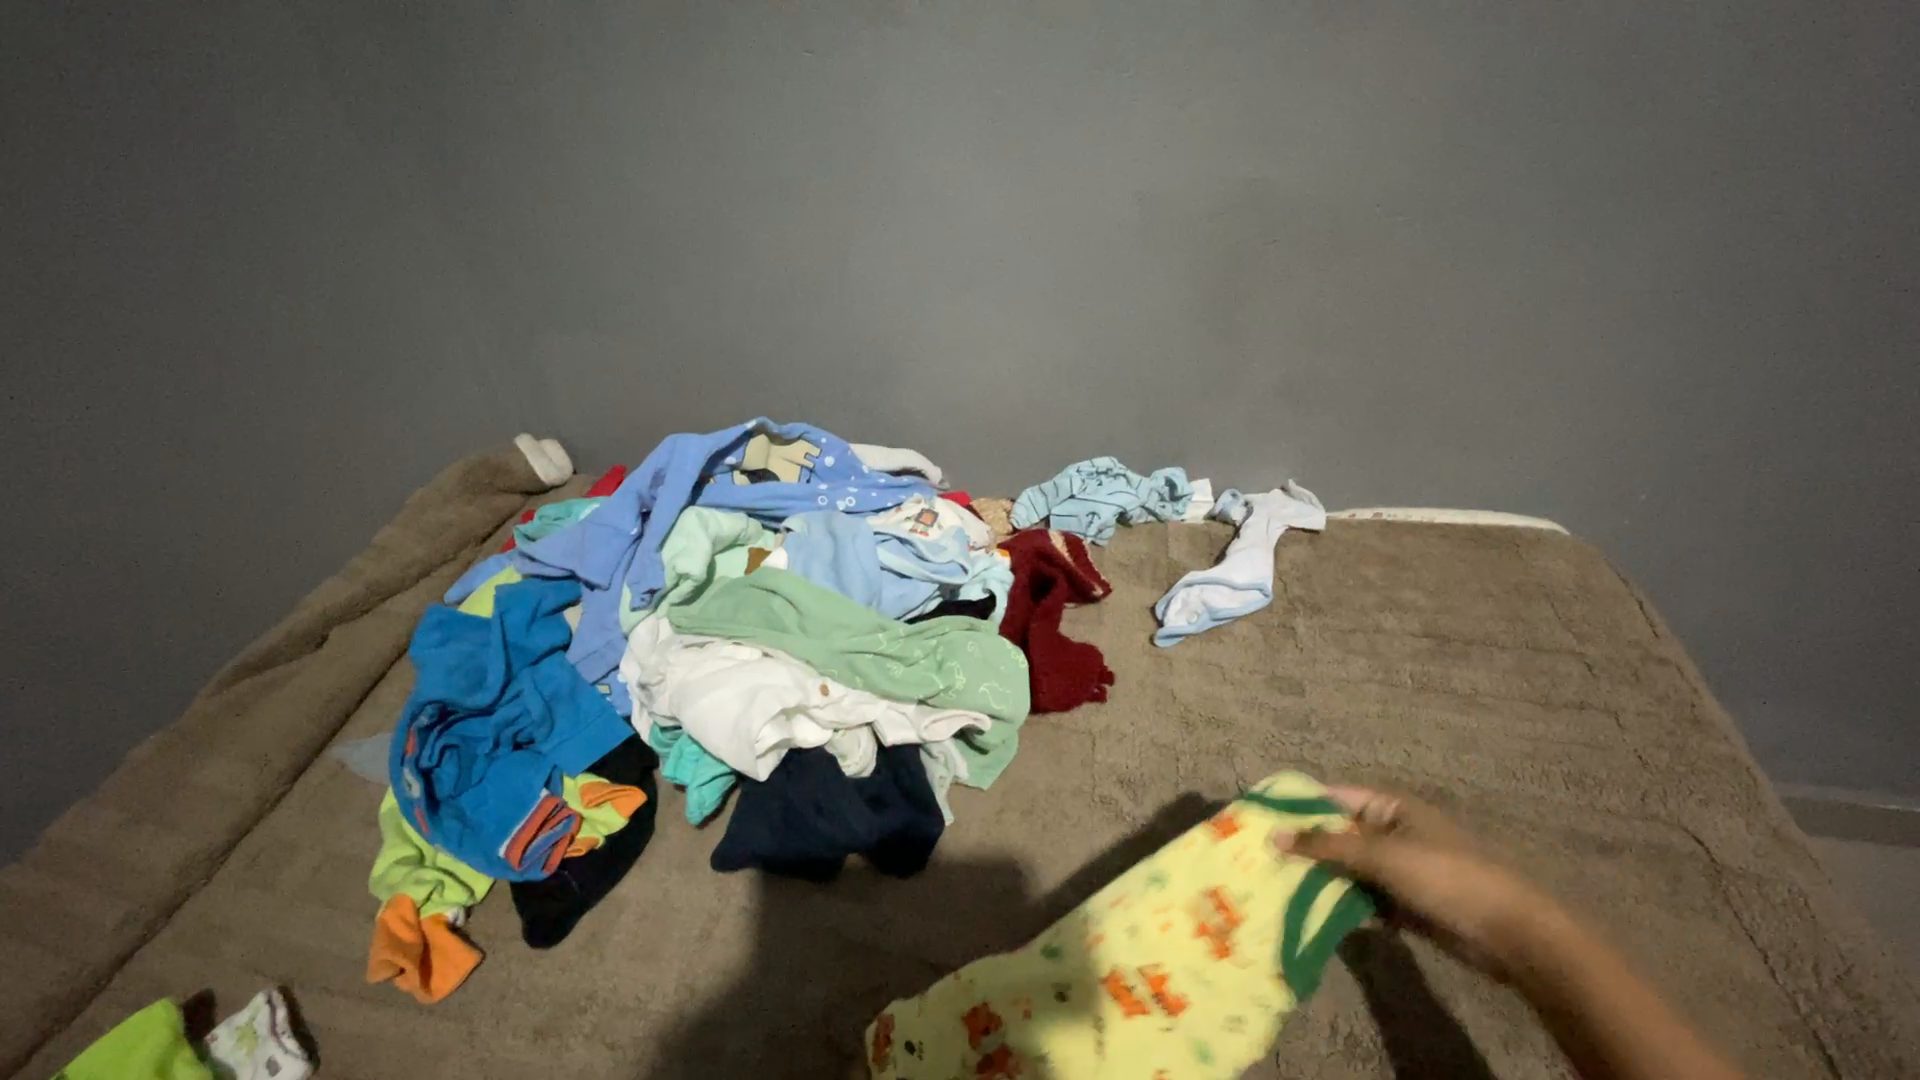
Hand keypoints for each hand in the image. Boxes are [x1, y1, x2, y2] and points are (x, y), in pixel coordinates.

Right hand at [1275, 785, 1562, 981]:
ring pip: (1346, 868)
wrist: (1510, 933)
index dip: (1295, 805)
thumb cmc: (1444, 876)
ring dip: (1319, 878)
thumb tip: (1274, 835)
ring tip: (1275, 887)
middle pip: (1335, 833)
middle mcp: (1389, 831)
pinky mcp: (1403, 901)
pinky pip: (1361, 896)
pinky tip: (1313, 913)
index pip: (1330, 797)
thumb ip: (1326, 845)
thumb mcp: (1381, 855)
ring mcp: (1397, 868)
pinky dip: (1341, 903)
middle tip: (1258, 858)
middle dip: (1302, 846)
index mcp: (1388, 807)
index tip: (1256, 817)